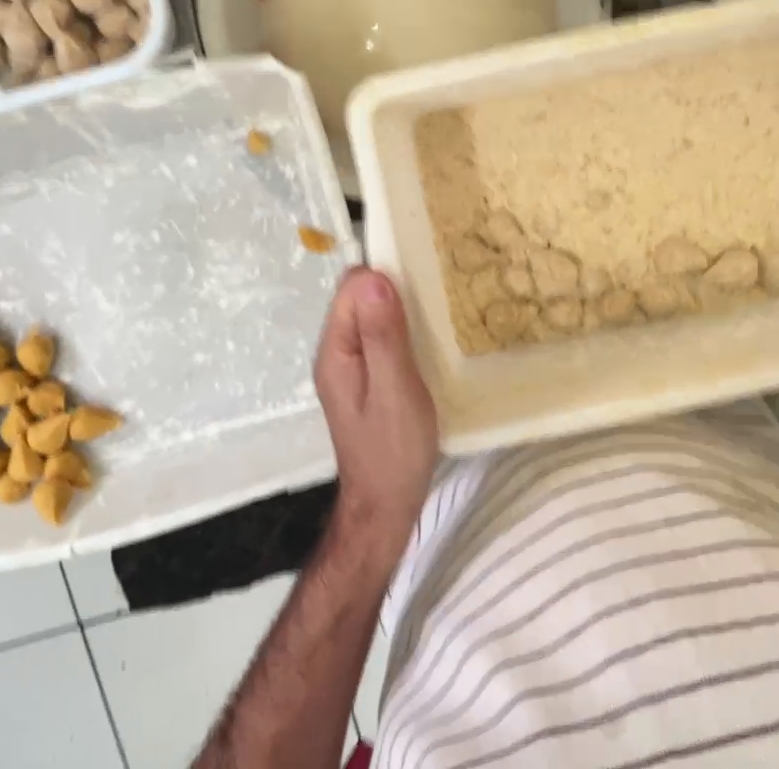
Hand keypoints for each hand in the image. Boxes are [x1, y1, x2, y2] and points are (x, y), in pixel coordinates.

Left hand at [314, 268, 439, 555]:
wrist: (386, 503)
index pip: (352, 288)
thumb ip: (383, 337)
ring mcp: (351, 366)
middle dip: (394, 285)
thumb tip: (375, 278)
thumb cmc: (394, 450)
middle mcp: (337, 352)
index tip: (426, 273)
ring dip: (401, 306)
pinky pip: (381, 336)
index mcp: (337, 351)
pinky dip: (403, 328)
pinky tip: (431, 335)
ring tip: (442, 305)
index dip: (385, 274)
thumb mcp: (394, 390)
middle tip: (441, 289)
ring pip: (372, 315)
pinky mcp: (368, 378)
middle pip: (359, 297)